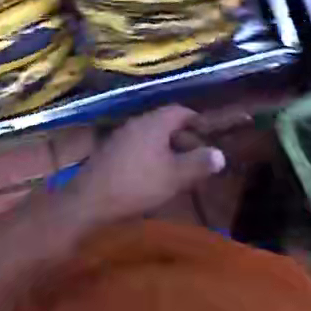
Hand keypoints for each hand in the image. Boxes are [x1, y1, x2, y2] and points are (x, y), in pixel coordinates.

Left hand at [62, 104, 225, 226]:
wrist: (91, 199)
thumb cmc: (139, 184)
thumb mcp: (176, 176)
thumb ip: (199, 163)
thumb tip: (219, 153)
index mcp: (154, 122)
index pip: (180, 111)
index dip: (197, 121)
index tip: (210, 136)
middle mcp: (136, 123)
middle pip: (165, 123)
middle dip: (184, 138)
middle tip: (199, 158)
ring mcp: (121, 135)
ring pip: (151, 136)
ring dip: (168, 149)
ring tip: (181, 169)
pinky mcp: (110, 151)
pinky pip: (139, 146)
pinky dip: (152, 155)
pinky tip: (156, 175)